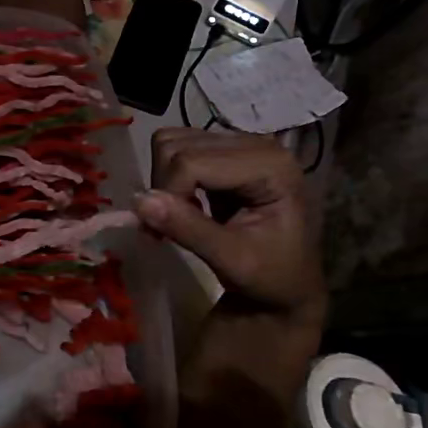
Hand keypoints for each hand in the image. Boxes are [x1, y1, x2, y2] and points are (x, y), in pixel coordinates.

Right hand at [134, 129, 325, 329]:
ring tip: (179, 216)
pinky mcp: (225, 150)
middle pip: (177, 146)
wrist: (289, 285)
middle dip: (164, 188)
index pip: (191, 161)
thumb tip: (138, 201)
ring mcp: (240, 144)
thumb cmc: (270, 276)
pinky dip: (170, 178)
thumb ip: (188, 228)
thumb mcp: (232, 260)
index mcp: (269, 165)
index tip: (164, 236)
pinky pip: (178, 148)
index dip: (169, 195)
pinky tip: (187, 205)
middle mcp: (256, 144)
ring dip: (164, 182)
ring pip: (171, 142)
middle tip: (169, 228)